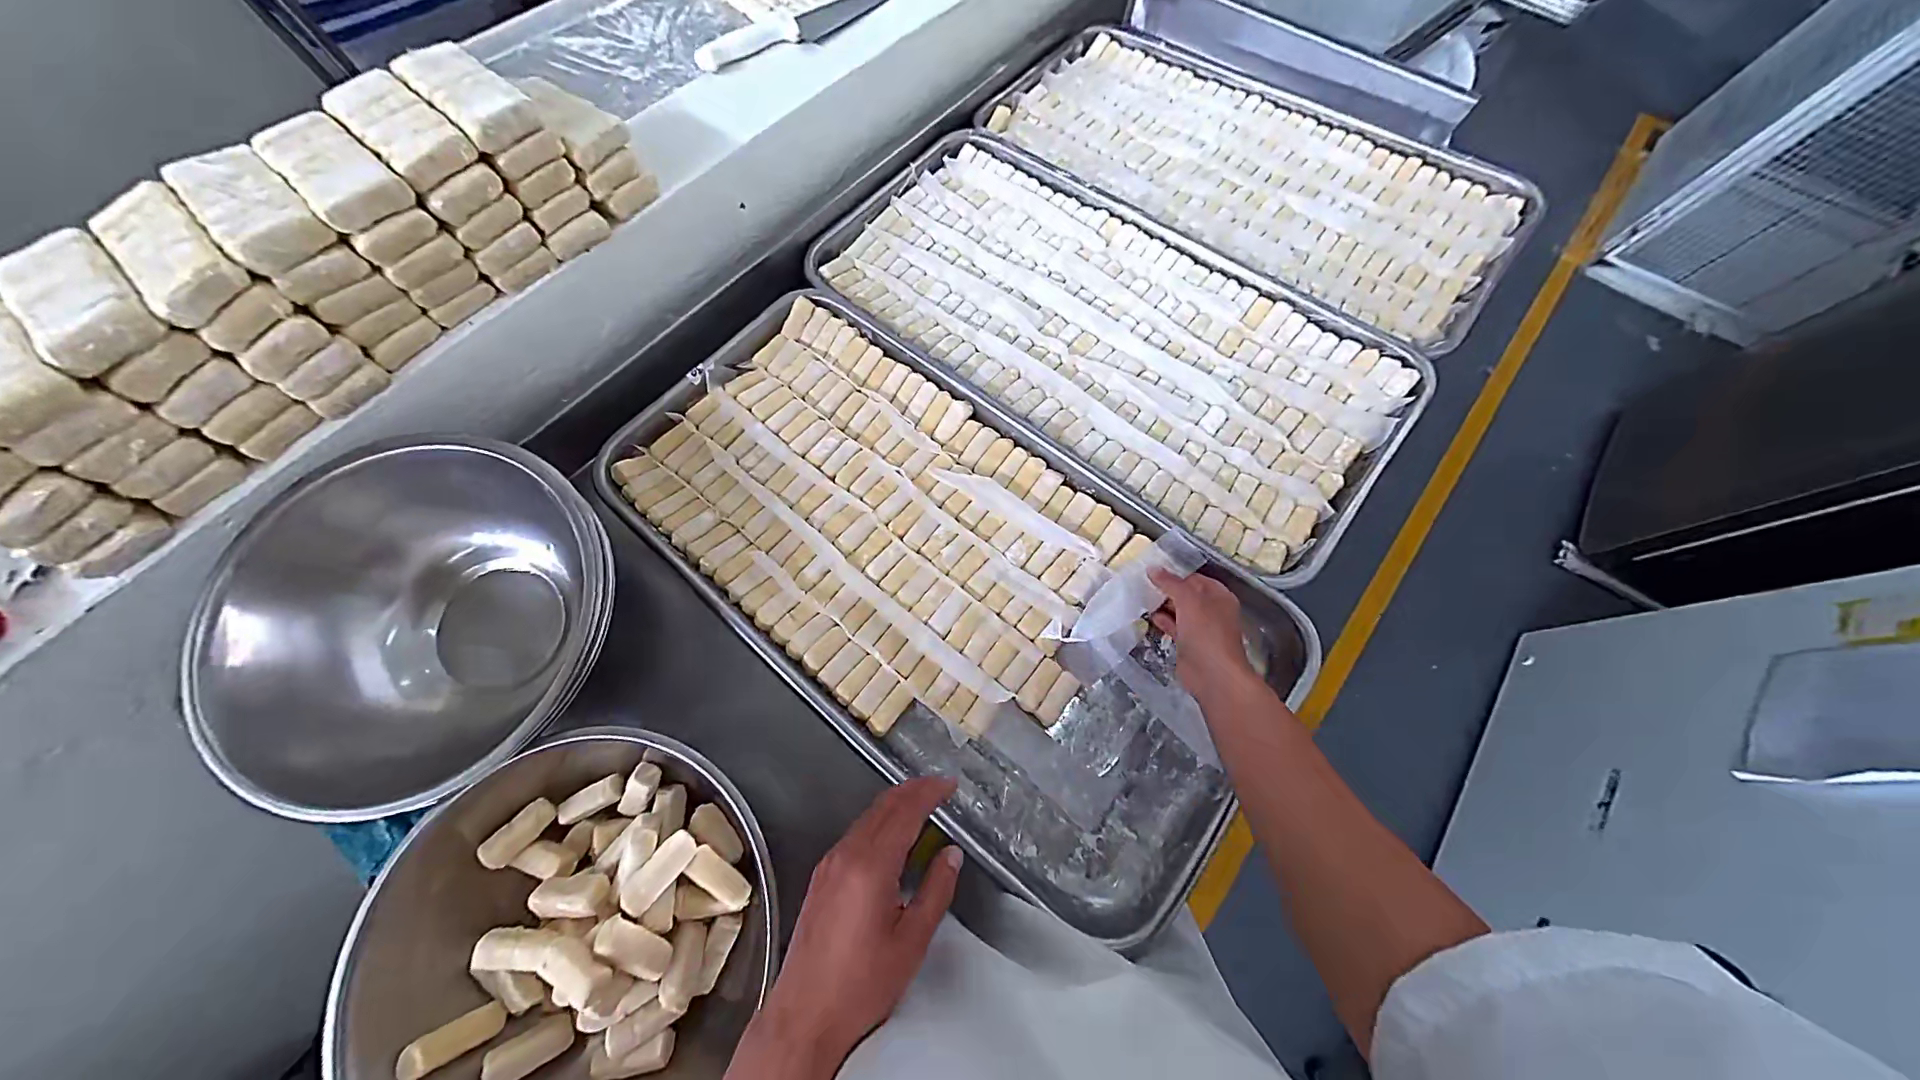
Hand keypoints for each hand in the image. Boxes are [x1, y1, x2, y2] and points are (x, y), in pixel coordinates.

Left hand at [725, 777, 962, 1079]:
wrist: (804, 1016)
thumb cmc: (861, 985)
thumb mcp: (912, 941)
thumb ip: (936, 890)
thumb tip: (951, 855)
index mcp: (870, 866)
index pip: (905, 812)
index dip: (929, 793)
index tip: (949, 785)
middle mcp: (845, 855)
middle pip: (883, 806)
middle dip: (913, 790)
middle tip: (939, 787)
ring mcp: (829, 865)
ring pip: (866, 817)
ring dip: (895, 804)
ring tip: (921, 805)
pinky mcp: (821, 878)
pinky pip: (854, 834)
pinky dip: (878, 822)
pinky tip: (891, 836)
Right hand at [1149, 568, 1258, 693]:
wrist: (1213, 674)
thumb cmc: (1206, 631)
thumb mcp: (1189, 599)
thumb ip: (1171, 583)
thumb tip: (1153, 569)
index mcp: (1218, 596)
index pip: (1195, 578)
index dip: (1175, 573)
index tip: (1153, 570)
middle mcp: (1211, 610)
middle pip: (1186, 594)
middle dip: (1167, 589)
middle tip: (1142, 582)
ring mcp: (1200, 628)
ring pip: (1179, 611)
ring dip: (1162, 605)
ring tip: (1141, 597)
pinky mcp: (1188, 643)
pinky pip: (1174, 627)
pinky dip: (1163, 621)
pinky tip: (1149, 616)